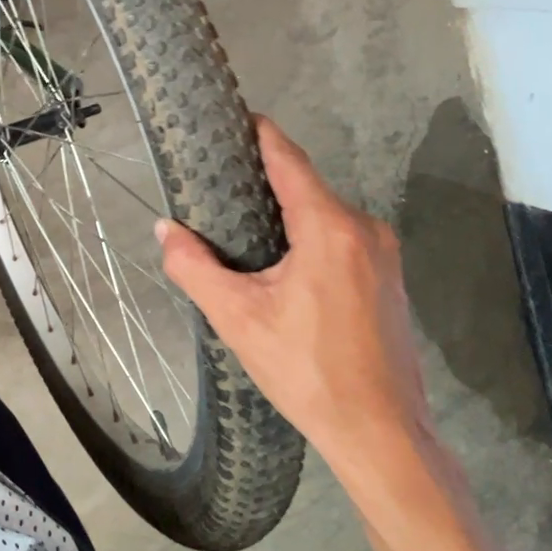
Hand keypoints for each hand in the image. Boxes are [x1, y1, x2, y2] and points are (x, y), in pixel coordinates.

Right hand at [155, 117, 429, 454]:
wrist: (383, 435)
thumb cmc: (307, 370)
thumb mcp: (236, 317)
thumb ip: (193, 266)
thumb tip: (163, 230)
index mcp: (330, 228)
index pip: (288, 159)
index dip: (258, 133)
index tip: (228, 115)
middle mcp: (364, 229)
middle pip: (304, 185)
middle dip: (261, 178)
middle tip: (214, 179)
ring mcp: (383, 254)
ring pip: (322, 213)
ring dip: (284, 211)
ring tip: (236, 220)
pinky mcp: (388, 278)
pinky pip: (339, 236)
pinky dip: (306, 235)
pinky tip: (277, 259)